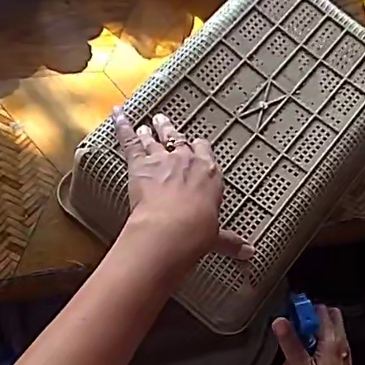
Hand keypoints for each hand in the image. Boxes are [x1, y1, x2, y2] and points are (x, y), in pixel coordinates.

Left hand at [113, 108, 254, 268]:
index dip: (199, 149)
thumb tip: (248, 252)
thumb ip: (230, 241)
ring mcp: (162, 159)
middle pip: (179, 140)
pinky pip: (129, 140)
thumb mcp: (216, 236)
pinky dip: (121, 125)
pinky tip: (117, 113)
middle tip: (166, 123)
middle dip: (172, 132)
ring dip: (151, 130)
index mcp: (209, 173)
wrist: (173, 227)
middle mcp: (187, 160)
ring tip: (148, 124)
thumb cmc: (197, 231)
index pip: (205, 152)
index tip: (196, 147)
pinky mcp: (139, 163)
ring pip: (155, 139)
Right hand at [271, 304, 364, 364]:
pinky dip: (306, 357)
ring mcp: (339, 355)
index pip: (319, 310)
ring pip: (318, 338)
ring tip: (286, 363)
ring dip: (301, 345)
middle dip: (302, 326)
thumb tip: (280, 321)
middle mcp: (339, 344)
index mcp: (332, 340)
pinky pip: (319, 352)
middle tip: (289, 337)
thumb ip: (290, 343)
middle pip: (321, 321)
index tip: (287, 318)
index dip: (302, 310)